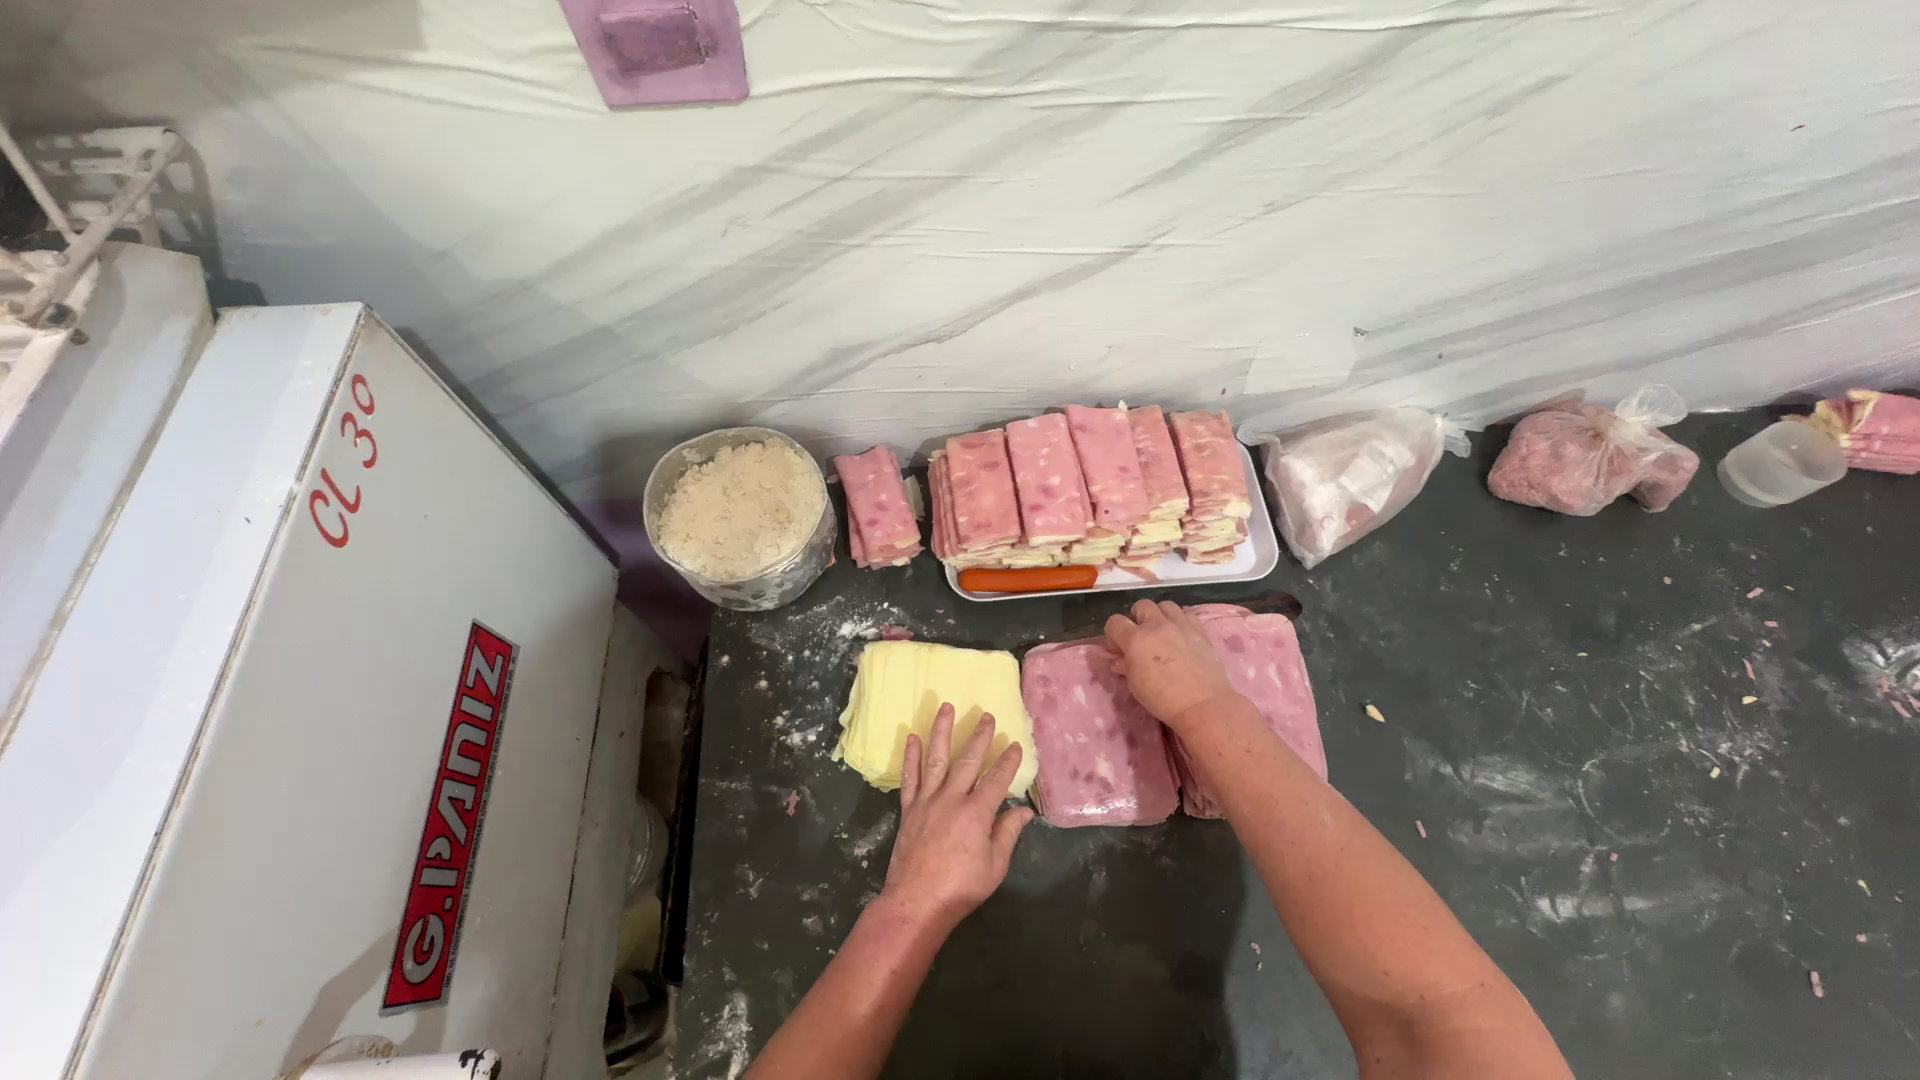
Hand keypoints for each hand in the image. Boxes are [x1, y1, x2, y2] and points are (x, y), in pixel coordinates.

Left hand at [880, 704, 1033, 932]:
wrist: (917, 902)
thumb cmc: (961, 888)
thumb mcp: (994, 866)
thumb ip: (1008, 834)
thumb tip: (1024, 811)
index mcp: (976, 813)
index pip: (997, 779)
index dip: (1008, 762)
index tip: (1016, 745)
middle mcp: (951, 799)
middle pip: (968, 761)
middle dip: (980, 737)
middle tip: (986, 716)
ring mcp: (927, 801)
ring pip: (936, 759)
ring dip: (942, 731)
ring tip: (946, 708)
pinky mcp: (909, 809)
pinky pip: (910, 777)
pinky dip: (911, 756)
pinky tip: (913, 737)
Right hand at [1104, 599, 1238, 727]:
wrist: (1202, 704)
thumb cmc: (1162, 698)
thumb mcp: (1135, 684)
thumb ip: (1125, 666)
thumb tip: (1119, 660)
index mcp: (1136, 639)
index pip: (1114, 622)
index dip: (1112, 635)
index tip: (1118, 651)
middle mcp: (1157, 625)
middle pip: (1141, 606)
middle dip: (1136, 619)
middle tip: (1140, 639)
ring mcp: (1181, 625)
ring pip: (1165, 605)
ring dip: (1159, 616)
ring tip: (1162, 633)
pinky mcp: (1200, 630)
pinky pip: (1187, 614)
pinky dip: (1180, 622)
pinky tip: (1181, 637)